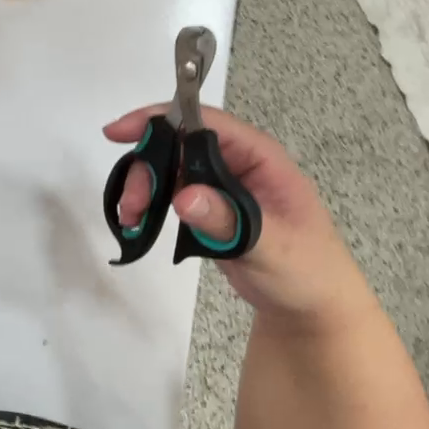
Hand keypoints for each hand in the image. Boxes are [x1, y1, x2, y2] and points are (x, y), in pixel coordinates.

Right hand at [104, 105, 378, 333]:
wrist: (309, 309)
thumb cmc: (306, 273)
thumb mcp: (271, 248)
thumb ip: (228, 220)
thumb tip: (182, 196)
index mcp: (260, 159)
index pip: (206, 123)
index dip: (161, 120)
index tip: (119, 132)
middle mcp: (237, 164)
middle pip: (177, 145)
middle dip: (146, 168)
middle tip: (131, 205)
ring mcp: (221, 185)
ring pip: (168, 168)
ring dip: (143, 188)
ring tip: (132, 220)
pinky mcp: (207, 207)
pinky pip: (169, 192)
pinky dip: (148, 204)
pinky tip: (139, 224)